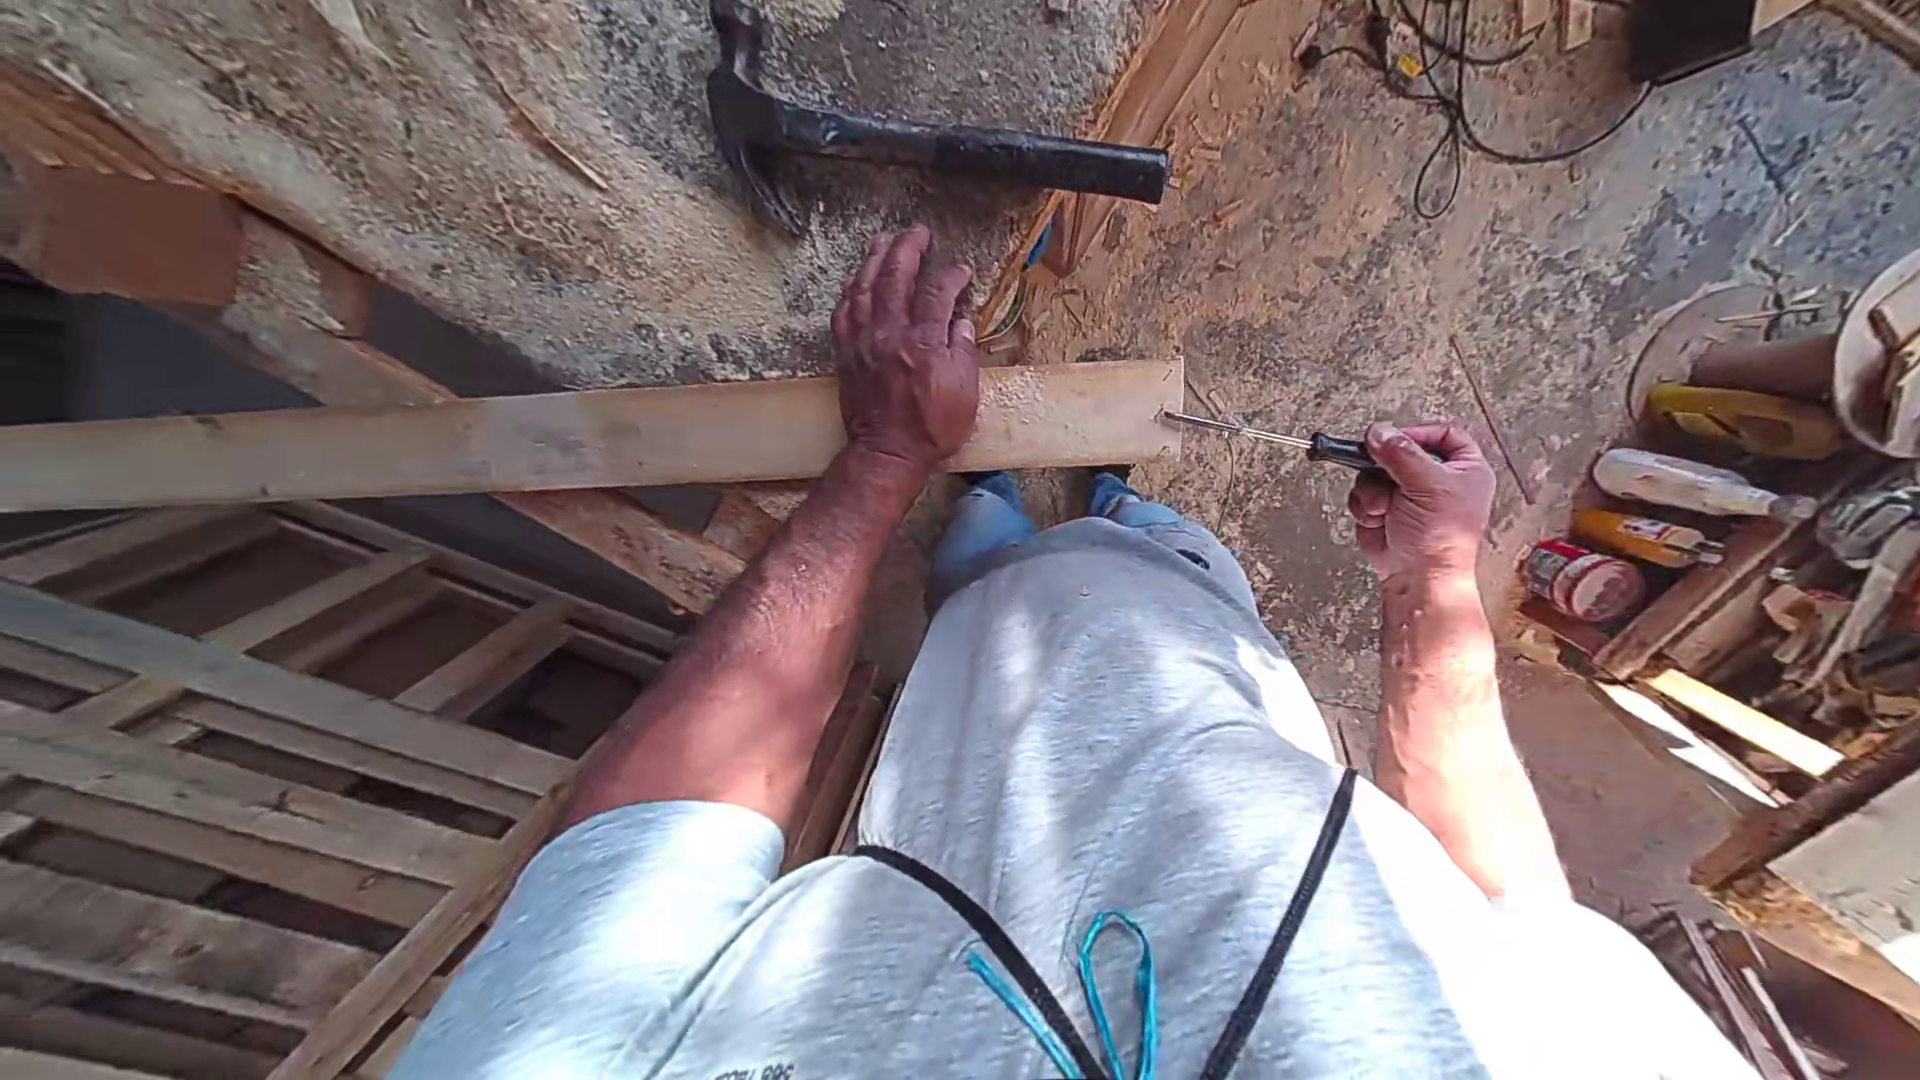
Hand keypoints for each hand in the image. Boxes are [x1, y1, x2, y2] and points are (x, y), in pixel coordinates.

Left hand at [832, 225, 979, 470]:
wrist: (887, 453)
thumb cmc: (931, 429)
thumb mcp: (964, 395)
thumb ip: (964, 353)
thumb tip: (962, 323)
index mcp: (924, 344)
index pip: (938, 295)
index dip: (952, 278)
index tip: (962, 271)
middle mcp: (890, 335)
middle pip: (896, 278)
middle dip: (907, 249)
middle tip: (917, 233)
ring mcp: (864, 343)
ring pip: (864, 288)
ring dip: (874, 260)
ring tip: (883, 241)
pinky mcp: (847, 355)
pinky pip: (843, 313)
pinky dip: (850, 291)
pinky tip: (856, 281)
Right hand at [1346, 422, 1494, 580]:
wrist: (1417, 574)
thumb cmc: (1440, 539)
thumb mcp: (1428, 485)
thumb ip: (1401, 454)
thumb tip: (1379, 432)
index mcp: (1462, 469)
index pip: (1442, 435)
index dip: (1416, 434)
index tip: (1394, 439)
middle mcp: (1432, 479)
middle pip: (1396, 453)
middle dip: (1382, 468)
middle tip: (1381, 475)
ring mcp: (1403, 494)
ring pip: (1372, 474)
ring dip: (1371, 492)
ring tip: (1383, 508)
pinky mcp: (1381, 509)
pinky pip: (1361, 494)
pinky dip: (1364, 507)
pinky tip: (1377, 519)